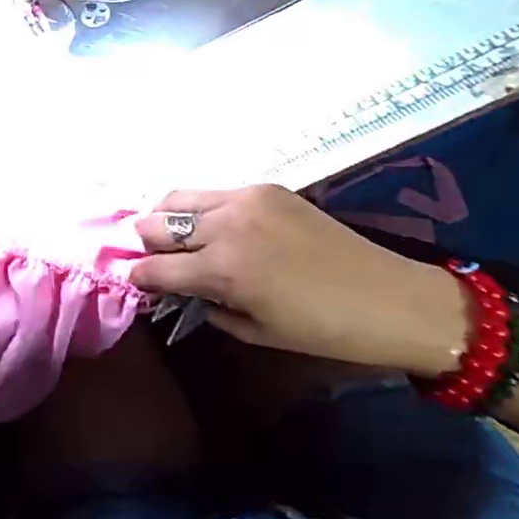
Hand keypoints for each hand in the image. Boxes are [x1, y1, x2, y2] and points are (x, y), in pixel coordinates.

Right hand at [131, 185, 469, 375]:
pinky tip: (211, 225)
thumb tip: (181, 289)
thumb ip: (208, 306)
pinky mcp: (266, 187)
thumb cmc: (320, 330)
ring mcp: (245, 199)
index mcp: (221, 270)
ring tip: (169, 234)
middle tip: (149, 257)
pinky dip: (202, 207)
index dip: (137, 276)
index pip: (155, 267)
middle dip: (145, 242)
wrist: (387, 297)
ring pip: (180, 196)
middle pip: (157, 221)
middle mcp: (225, 225)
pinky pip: (216, 192)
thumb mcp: (254, 331)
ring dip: (166, 217)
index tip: (131, 281)